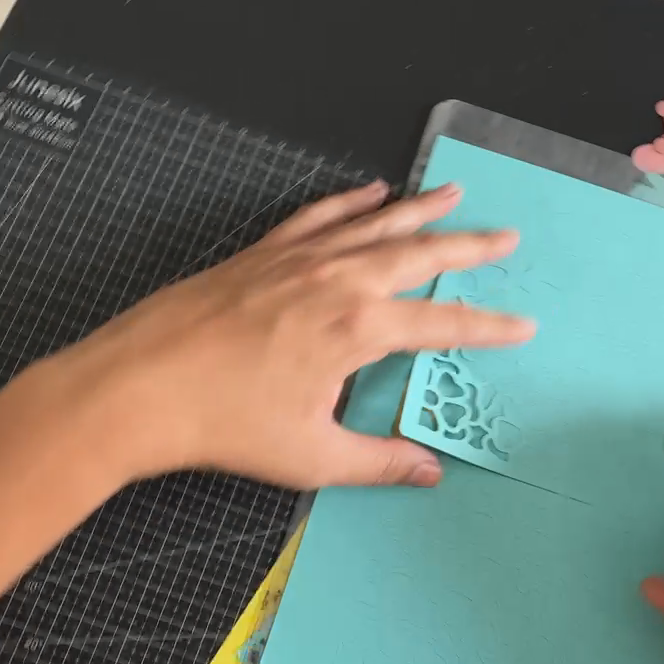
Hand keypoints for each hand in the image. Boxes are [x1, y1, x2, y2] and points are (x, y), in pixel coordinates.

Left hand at [25, 181, 533, 487]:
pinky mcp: (265, 251)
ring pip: (375, 224)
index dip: (488, 326)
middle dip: (470, 245)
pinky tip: (371, 191)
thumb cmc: (226, 425)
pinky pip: (320, 215)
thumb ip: (378, 462)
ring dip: (419, 209)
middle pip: (420, 255)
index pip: (443, 322)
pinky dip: (350, 201)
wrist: (140, 386)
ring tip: (455, 194)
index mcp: (358, 328)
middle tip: (507, 235)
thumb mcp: (311, 455)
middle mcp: (338, 280)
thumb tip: (430, 473)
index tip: (522, 325)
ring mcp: (300, 258)